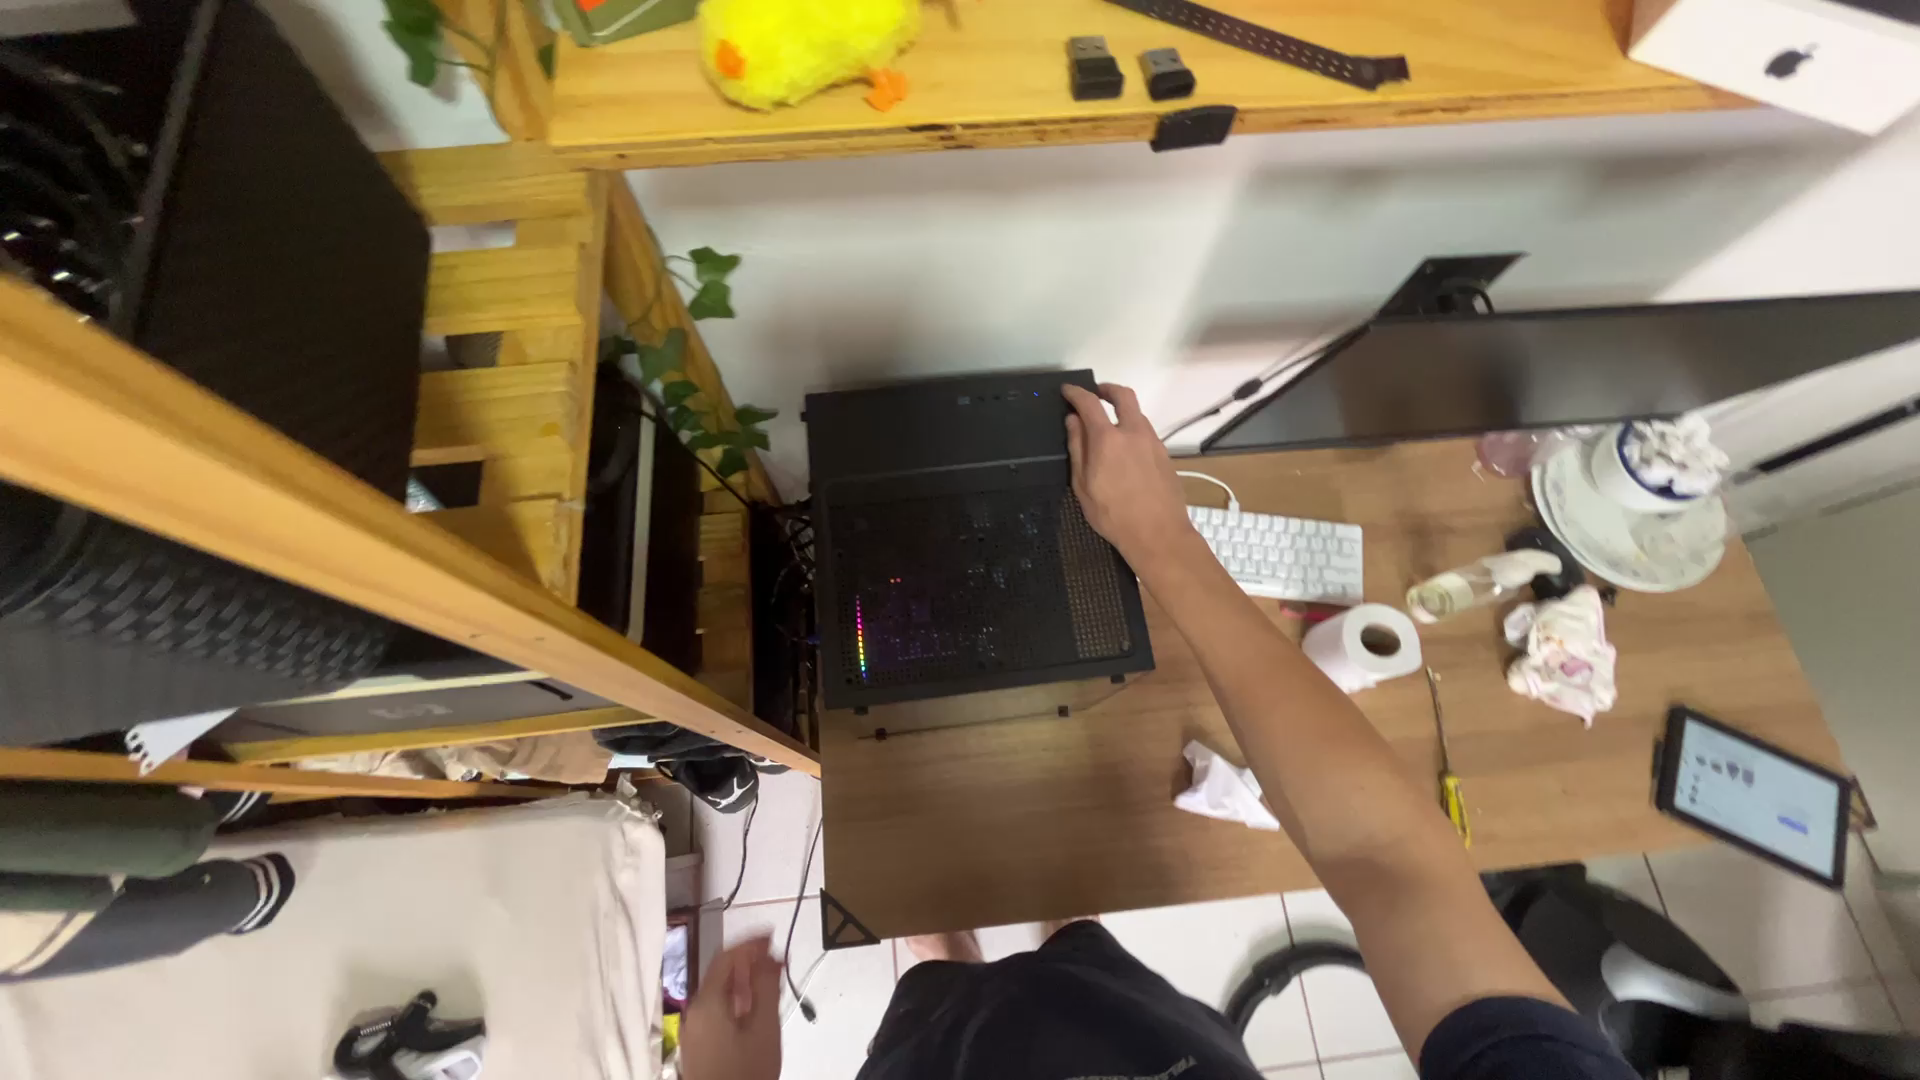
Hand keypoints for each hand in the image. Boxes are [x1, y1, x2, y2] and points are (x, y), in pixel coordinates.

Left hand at [680, 937, 784, 1079]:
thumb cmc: (746, 1072)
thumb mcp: (764, 1028)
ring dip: (744, 980)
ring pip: (718, 991)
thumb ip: (766, 986)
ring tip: (770, 981)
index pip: (727, 956)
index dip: (751, 942)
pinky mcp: (697, 1045)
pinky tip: (754, 1008)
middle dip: (749, 961)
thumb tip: (770, 955)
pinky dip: (736, 999)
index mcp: (707, 1001)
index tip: (774, 937)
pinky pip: (716, 1008)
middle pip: (720, 972)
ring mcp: (693, 1029)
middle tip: (777, 959)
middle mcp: (694, 1010)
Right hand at [1062, 382, 1195, 569]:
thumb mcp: (1083, 485)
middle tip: (1095, 394)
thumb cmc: (1113, 515)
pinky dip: (1133, 431)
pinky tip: (1125, 452)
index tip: (1068, 391)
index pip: (1089, 404)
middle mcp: (1134, 433)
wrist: (1158, 534)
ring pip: (1138, 415)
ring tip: (1108, 428)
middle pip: (1124, 395)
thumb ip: (1078, 448)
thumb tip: (1073, 422)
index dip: (1076, 393)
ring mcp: (1153, 443)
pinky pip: (1146, 433)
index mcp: (1108, 439)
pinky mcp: (1164, 455)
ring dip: (1122, 412)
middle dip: (1107, 389)